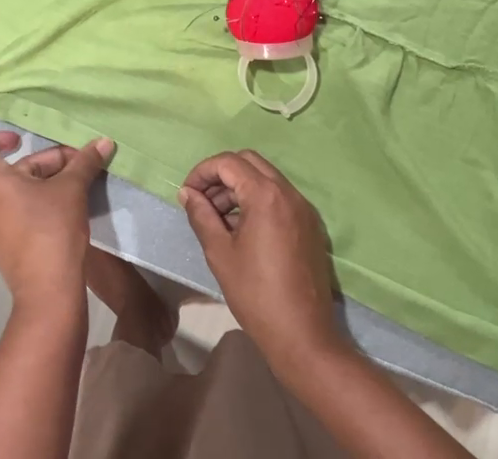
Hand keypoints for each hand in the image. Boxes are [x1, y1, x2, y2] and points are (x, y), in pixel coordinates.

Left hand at [0, 130, 113, 309]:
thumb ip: (85, 163)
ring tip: (78, 186)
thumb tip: (103, 142)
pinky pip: (20, 214)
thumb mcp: (72, 189)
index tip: (20, 140)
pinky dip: (40, 204)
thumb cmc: (52, 229)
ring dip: (46, 183)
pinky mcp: (8, 248)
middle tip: (78, 165)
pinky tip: (70, 210)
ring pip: (18, 193)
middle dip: (46, 163)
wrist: (49, 291)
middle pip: (11, 171)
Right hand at [179, 149, 341, 361]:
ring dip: (238, 188)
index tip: (187, 194)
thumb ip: (202, 215)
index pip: (229, 162)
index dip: (203, 172)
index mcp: (266, 196)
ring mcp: (303, 208)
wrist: (302, 334)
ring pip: (265, 179)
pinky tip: (241, 230)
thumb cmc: (255, 294)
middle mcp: (289, 193)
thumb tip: (188, 193)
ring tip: (217, 219)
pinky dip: (257, 201)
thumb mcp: (219, 253)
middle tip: (202, 201)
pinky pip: (279, 197)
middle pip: (249, 162)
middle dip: (221, 175)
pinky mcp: (309, 225)